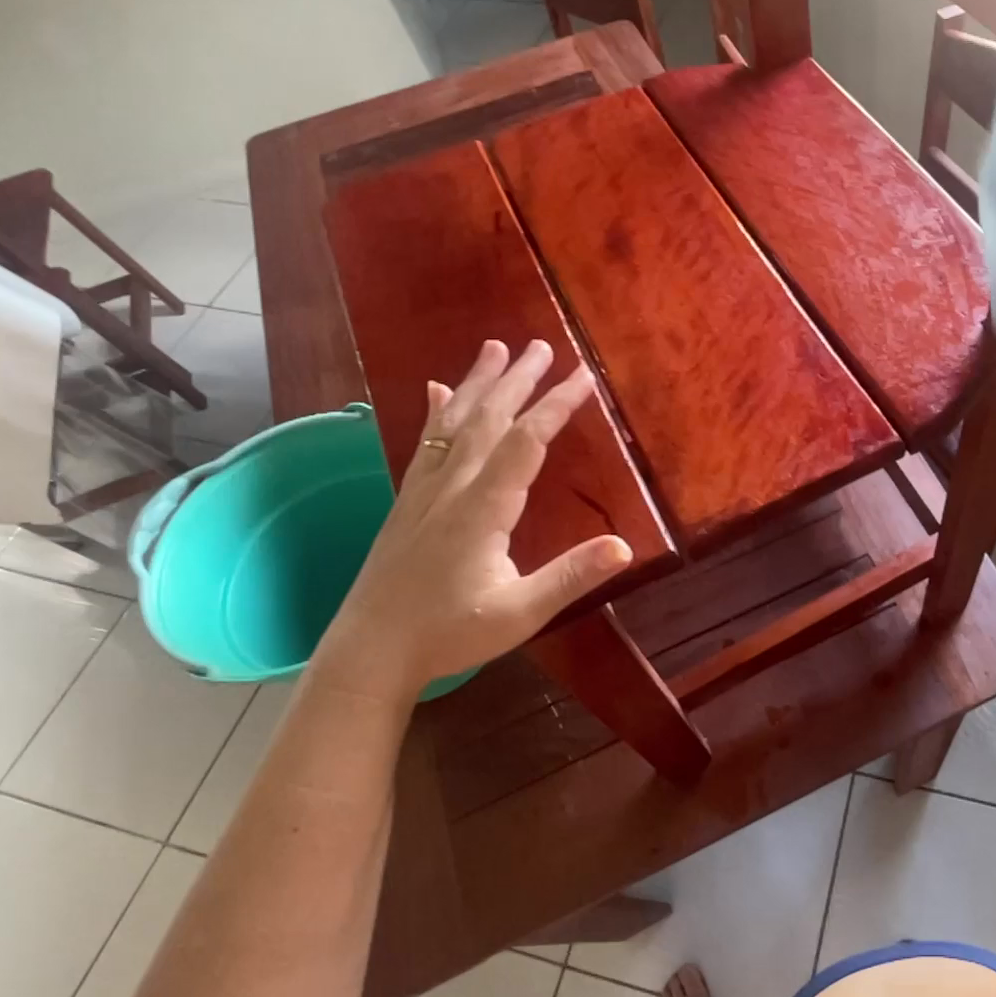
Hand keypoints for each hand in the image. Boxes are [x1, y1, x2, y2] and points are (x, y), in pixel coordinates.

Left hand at [311, 339, 632, 701]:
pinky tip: (435, 391)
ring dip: (478, 383)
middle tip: (543, 345)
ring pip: (454, 424)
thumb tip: (625, 547)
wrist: (370, 650)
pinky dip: (435, 413)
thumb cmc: (450, 634)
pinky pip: (426, 444)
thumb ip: (571, 577)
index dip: (556, 407)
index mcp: (483, 509)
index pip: (525, 443)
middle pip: (488, 420)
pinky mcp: (409, 502)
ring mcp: (425, 492)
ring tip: (495, 348)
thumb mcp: (519, 613)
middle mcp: (452, 488)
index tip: (584, 377)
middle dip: (519, 381)